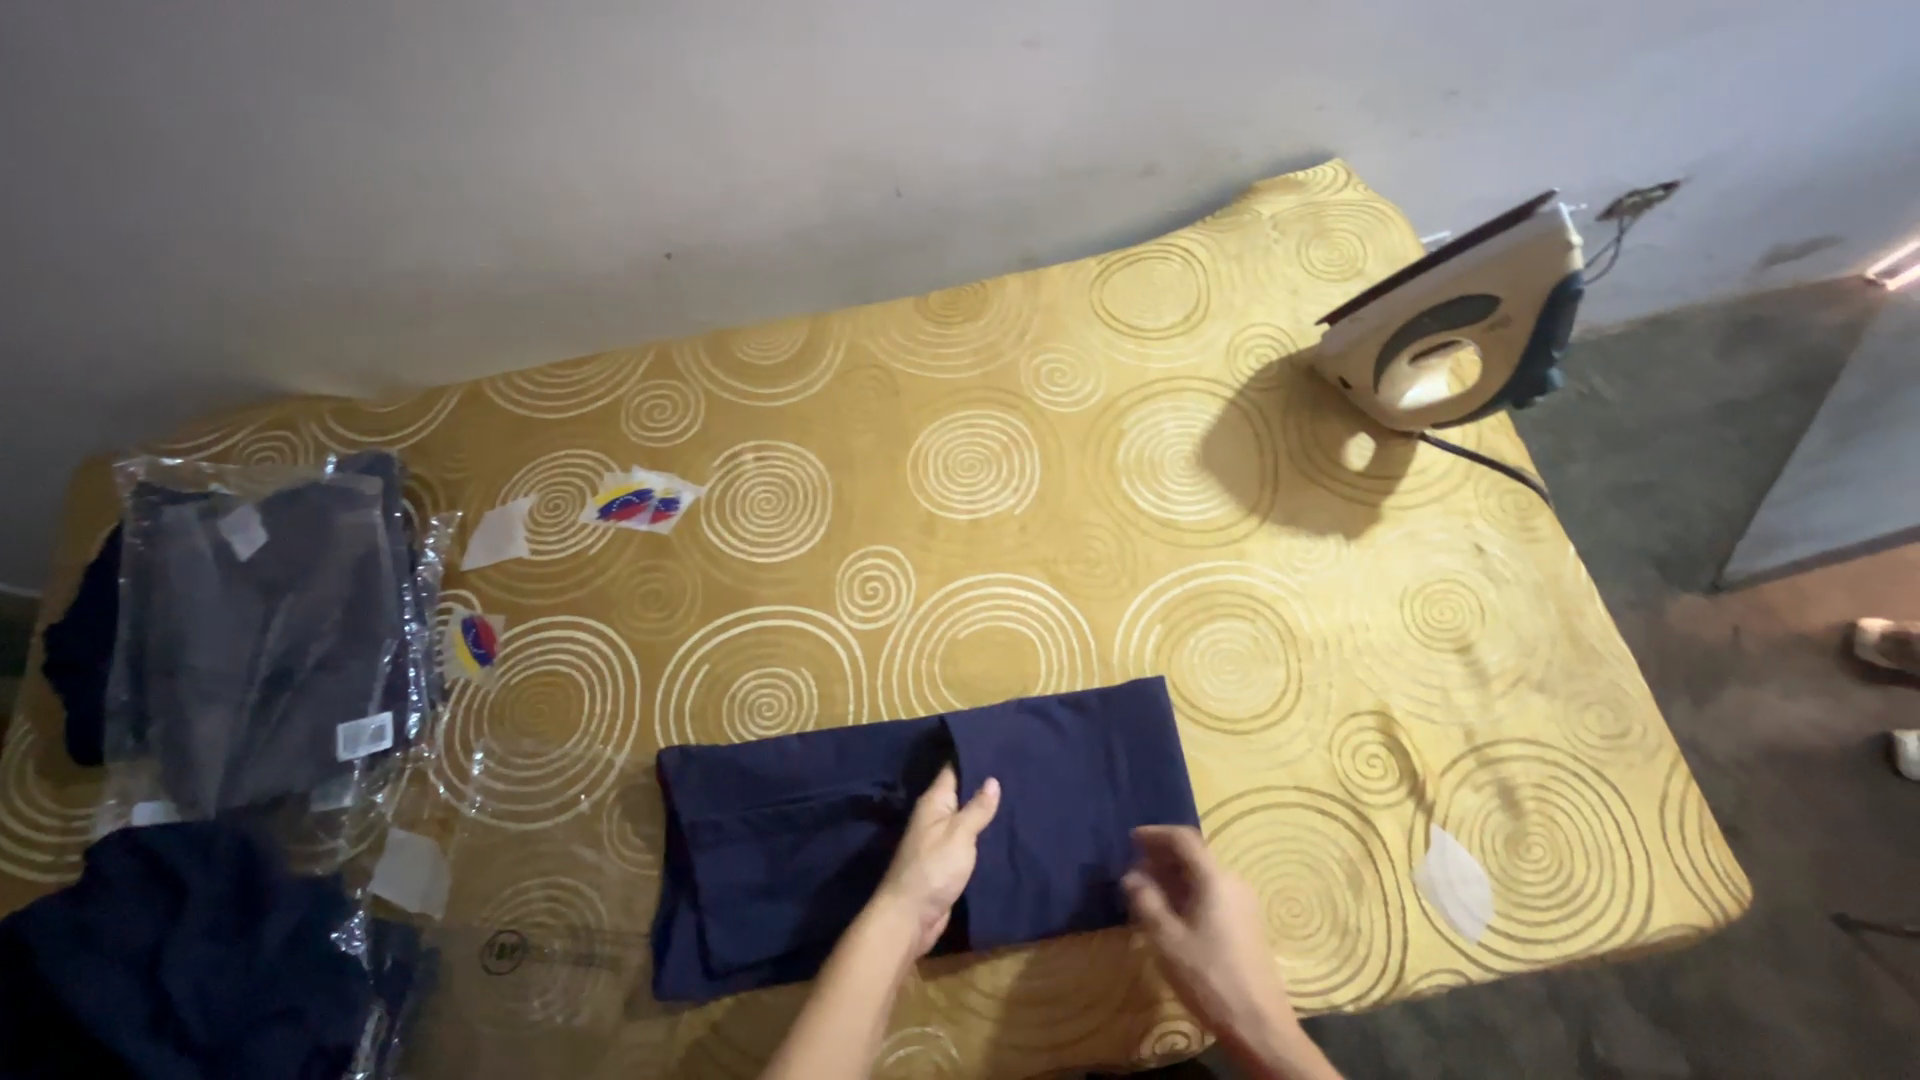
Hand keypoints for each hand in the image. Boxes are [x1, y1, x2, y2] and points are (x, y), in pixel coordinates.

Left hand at [874, 765, 1000, 955]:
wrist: (910, 918)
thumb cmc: (932, 869)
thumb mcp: (958, 834)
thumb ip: (976, 808)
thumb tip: (992, 779)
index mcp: (934, 802)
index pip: (954, 769)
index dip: (973, 755)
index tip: (998, 742)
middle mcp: (935, 816)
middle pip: (962, 792)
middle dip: (985, 782)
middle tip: (1017, 766)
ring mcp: (940, 839)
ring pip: (966, 816)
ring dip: (986, 809)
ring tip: (1018, 794)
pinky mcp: (947, 861)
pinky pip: (968, 839)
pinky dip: (983, 833)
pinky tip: (1004, 829)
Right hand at [1123, 826, 1300, 1049]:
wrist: (1259, 1024)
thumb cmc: (1208, 978)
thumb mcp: (1166, 940)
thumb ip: (1146, 901)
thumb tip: (1132, 877)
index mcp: (1215, 879)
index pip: (1183, 838)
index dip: (1155, 834)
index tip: (1130, 840)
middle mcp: (1233, 882)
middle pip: (1194, 854)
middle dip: (1162, 857)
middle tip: (1134, 870)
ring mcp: (1244, 902)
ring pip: (1203, 875)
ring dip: (1174, 876)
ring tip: (1148, 892)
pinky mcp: (1247, 922)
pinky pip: (1213, 892)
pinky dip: (1189, 891)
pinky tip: (1172, 913)